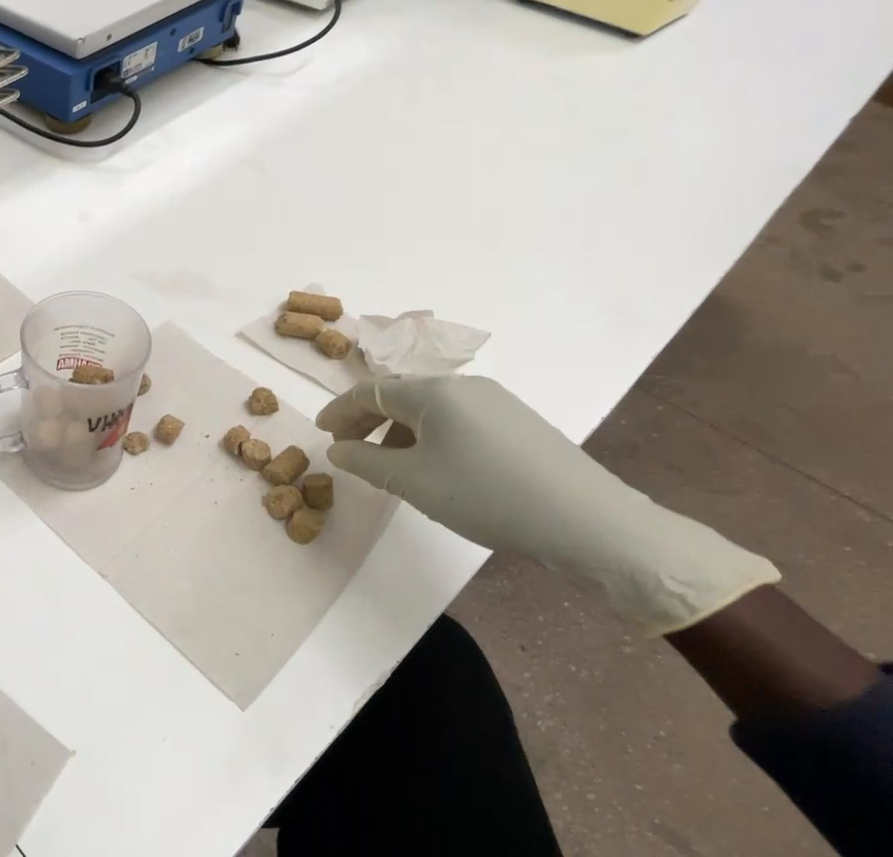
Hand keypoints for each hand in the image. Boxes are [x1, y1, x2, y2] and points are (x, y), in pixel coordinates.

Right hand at [316, 375, 779, 635]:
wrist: (589, 522)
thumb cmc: (486, 496)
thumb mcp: (411, 482)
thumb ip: (364, 461)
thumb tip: (338, 447)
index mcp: (434, 392)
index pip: (369, 392)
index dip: (338, 411)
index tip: (320, 433)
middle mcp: (465, 386)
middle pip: (400, 397)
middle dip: (367, 421)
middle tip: (348, 450)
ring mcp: (498, 402)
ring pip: (431, 411)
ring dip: (399, 432)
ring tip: (391, 468)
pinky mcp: (520, 424)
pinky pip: (459, 421)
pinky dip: (432, 438)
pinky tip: (437, 470)